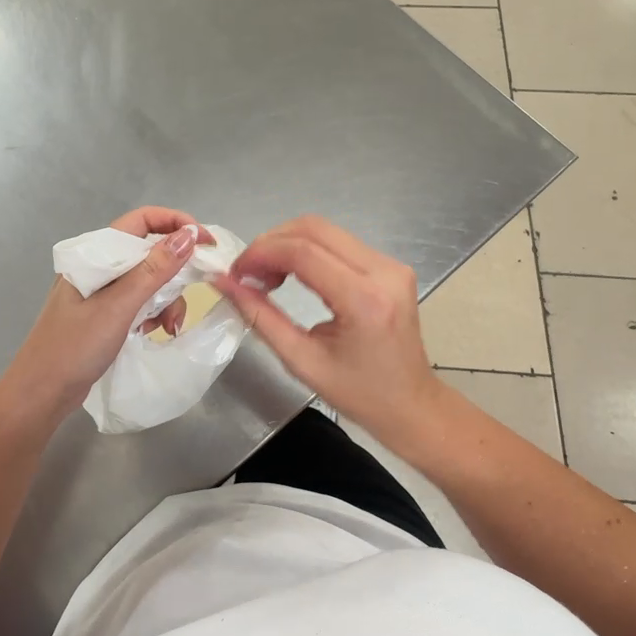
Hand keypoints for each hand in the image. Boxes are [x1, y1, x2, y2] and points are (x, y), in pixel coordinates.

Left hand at [0, 206, 206, 415]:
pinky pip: (139, 303)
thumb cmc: (75, 346)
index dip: (176, 223)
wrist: (41, 392)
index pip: (142, 221)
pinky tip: (154, 333)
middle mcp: (97, 266)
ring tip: (167, 327)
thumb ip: (153, 270)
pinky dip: (152, 314)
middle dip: (174, 273)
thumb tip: (189, 235)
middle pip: (149, 252)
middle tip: (190, 295)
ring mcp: (100, 291)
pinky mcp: (104, 314)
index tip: (206, 242)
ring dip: (165, 299)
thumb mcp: (119, 306)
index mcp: (94, 254)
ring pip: (148, 281)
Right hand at [213, 216, 443, 437]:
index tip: (234, 273)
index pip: (302, 253)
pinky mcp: (390, 265)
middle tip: (247, 273)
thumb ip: (260, 317)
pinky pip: (337, 241)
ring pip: (324, 230)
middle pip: (313, 229)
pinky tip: (290, 275)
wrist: (413, 406)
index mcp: (364, 300)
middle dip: (270, 243)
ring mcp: (391, 264)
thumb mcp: (301, 361)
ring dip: (285, 244)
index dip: (260, 254)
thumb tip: (222, 282)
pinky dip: (305, 250)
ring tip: (266, 276)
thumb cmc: (359, 394)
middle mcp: (383, 272)